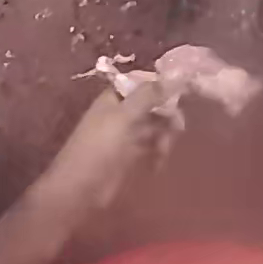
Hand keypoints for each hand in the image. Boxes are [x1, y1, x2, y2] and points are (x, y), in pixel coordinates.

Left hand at [33, 83, 178, 208]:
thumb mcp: (124, 116)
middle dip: (166, 114)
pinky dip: (159, 152)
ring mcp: (127, 135)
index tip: (181, 92)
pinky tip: (158, 163)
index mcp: (115, 98)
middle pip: (153, 105)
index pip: (143, 83)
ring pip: (155, 126)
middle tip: (177, 127)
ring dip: (164, 135)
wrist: (81, 189)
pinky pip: (152, 147)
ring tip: (163, 151)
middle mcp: (122, 113)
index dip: (161, 86)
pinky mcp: (132, 156)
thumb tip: (176, 74)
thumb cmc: (99, 147)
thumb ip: (149, 95)